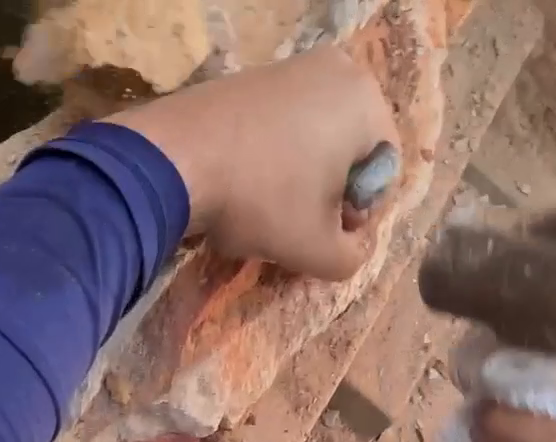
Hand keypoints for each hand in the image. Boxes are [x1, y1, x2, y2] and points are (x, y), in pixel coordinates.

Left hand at [110, 47, 398, 280]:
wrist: (173, 160)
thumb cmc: (261, 201)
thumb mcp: (316, 250)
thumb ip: (351, 258)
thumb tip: (354, 250)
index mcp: (366, 100)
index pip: (382, 174)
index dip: (357, 217)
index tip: (323, 235)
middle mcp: (336, 70)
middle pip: (346, 156)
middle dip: (326, 197)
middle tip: (294, 228)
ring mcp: (288, 68)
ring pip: (311, 145)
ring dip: (297, 184)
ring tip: (264, 212)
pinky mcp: (249, 77)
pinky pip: (277, 130)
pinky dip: (268, 161)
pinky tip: (241, 188)